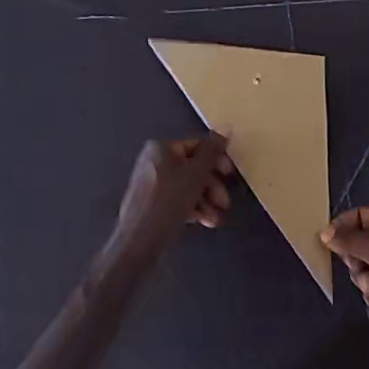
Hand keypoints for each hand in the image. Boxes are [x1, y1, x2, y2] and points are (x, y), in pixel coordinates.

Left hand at [109, 133, 235, 261]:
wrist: (138, 243)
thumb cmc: (168, 203)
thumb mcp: (195, 175)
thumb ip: (212, 152)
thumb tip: (226, 126)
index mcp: (161, 148)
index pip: (196, 145)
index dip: (216, 159)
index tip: (230, 175)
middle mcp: (154, 161)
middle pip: (193, 167)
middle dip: (212, 185)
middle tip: (224, 202)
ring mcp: (152, 183)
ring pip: (188, 186)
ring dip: (206, 200)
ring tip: (215, 218)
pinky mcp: (153, 203)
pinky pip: (178, 199)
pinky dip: (193, 208)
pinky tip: (205, 221)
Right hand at [322, 206, 368, 360]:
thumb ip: (351, 240)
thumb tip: (325, 232)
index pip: (361, 215)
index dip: (343, 225)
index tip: (327, 240)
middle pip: (357, 241)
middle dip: (355, 259)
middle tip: (361, 267)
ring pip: (360, 266)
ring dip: (364, 280)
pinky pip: (368, 285)